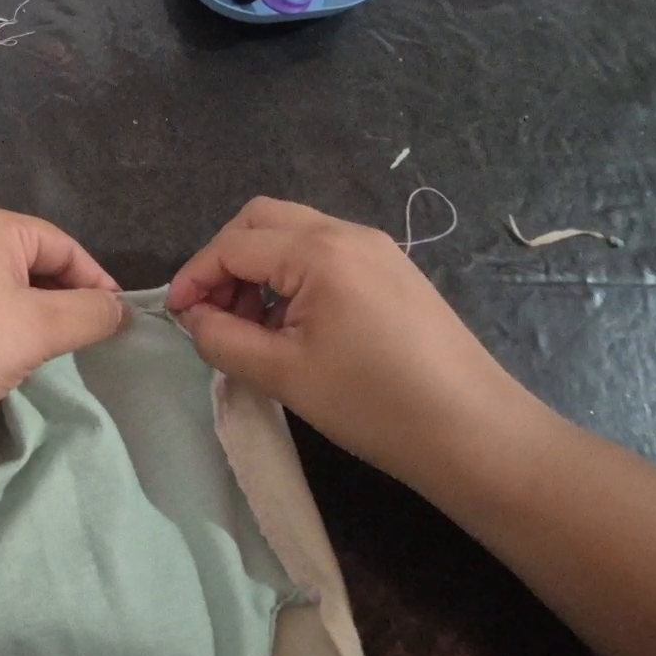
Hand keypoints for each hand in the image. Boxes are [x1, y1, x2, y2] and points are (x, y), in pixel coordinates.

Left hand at [0, 205, 126, 451]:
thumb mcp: (39, 330)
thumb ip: (90, 314)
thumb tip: (120, 310)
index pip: (63, 246)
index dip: (96, 282)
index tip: (116, 321)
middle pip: (31, 258)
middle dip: (61, 298)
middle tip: (81, 339)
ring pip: (1, 280)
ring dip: (29, 312)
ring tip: (40, 350)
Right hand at [167, 197, 540, 484]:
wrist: (480, 436)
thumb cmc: (376, 405)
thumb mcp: (284, 375)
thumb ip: (223, 339)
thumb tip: (193, 318)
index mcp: (318, 251)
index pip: (233, 246)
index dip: (194, 276)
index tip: (175, 315)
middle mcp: (345, 232)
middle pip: (261, 219)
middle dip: (224, 259)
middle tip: (213, 310)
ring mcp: (374, 247)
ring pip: (292, 231)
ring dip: (257, 265)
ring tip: (250, 323)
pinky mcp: (391, 268)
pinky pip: (322, 250)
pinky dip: (290, 272)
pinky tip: (292, 320)